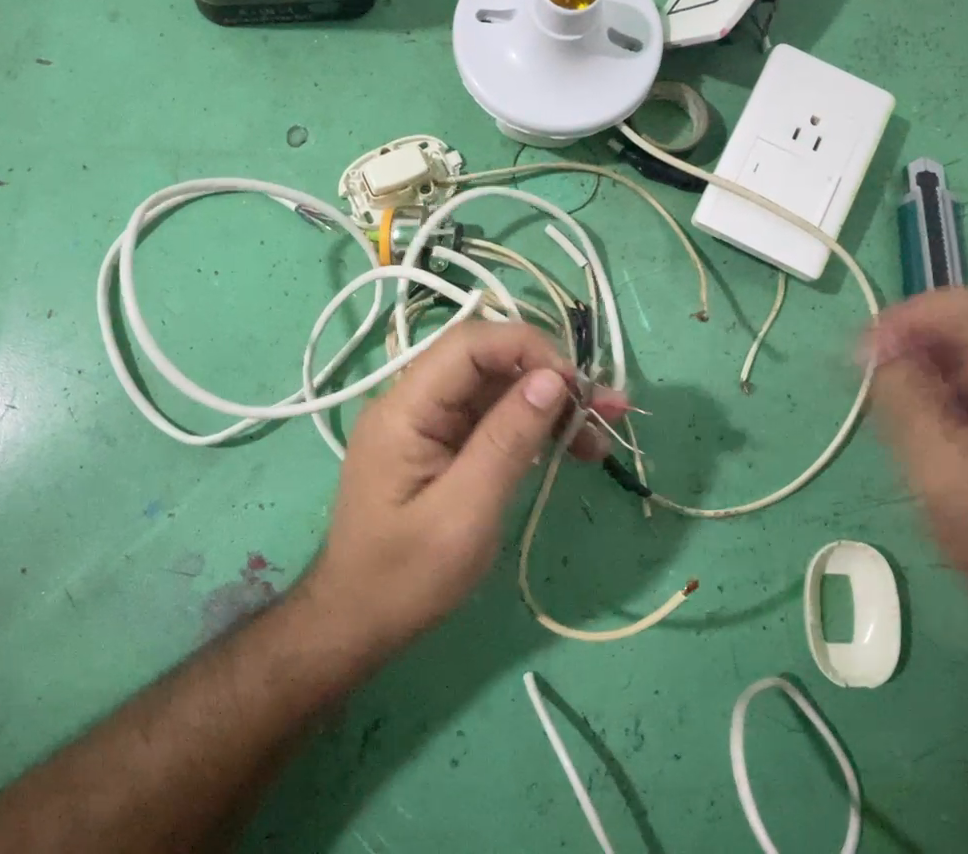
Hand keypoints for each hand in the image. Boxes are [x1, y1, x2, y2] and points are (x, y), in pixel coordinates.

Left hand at [298, 322, 625, 652]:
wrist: (359, 622)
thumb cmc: (406, 577)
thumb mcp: (465, 513)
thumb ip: (507, 440)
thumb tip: (552, 378)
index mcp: (405, 410)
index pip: (468, 345)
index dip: (527, 349)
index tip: (577, 385)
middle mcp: (413, 404)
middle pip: (488, 364)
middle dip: (550, 378)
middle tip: (608, 410)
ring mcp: (427, 426)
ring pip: (497, 391)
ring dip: (550, 406)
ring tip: (601, 437)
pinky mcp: (441, 448)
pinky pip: (492, 421)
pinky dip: (533, 430)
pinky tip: (571, 449)